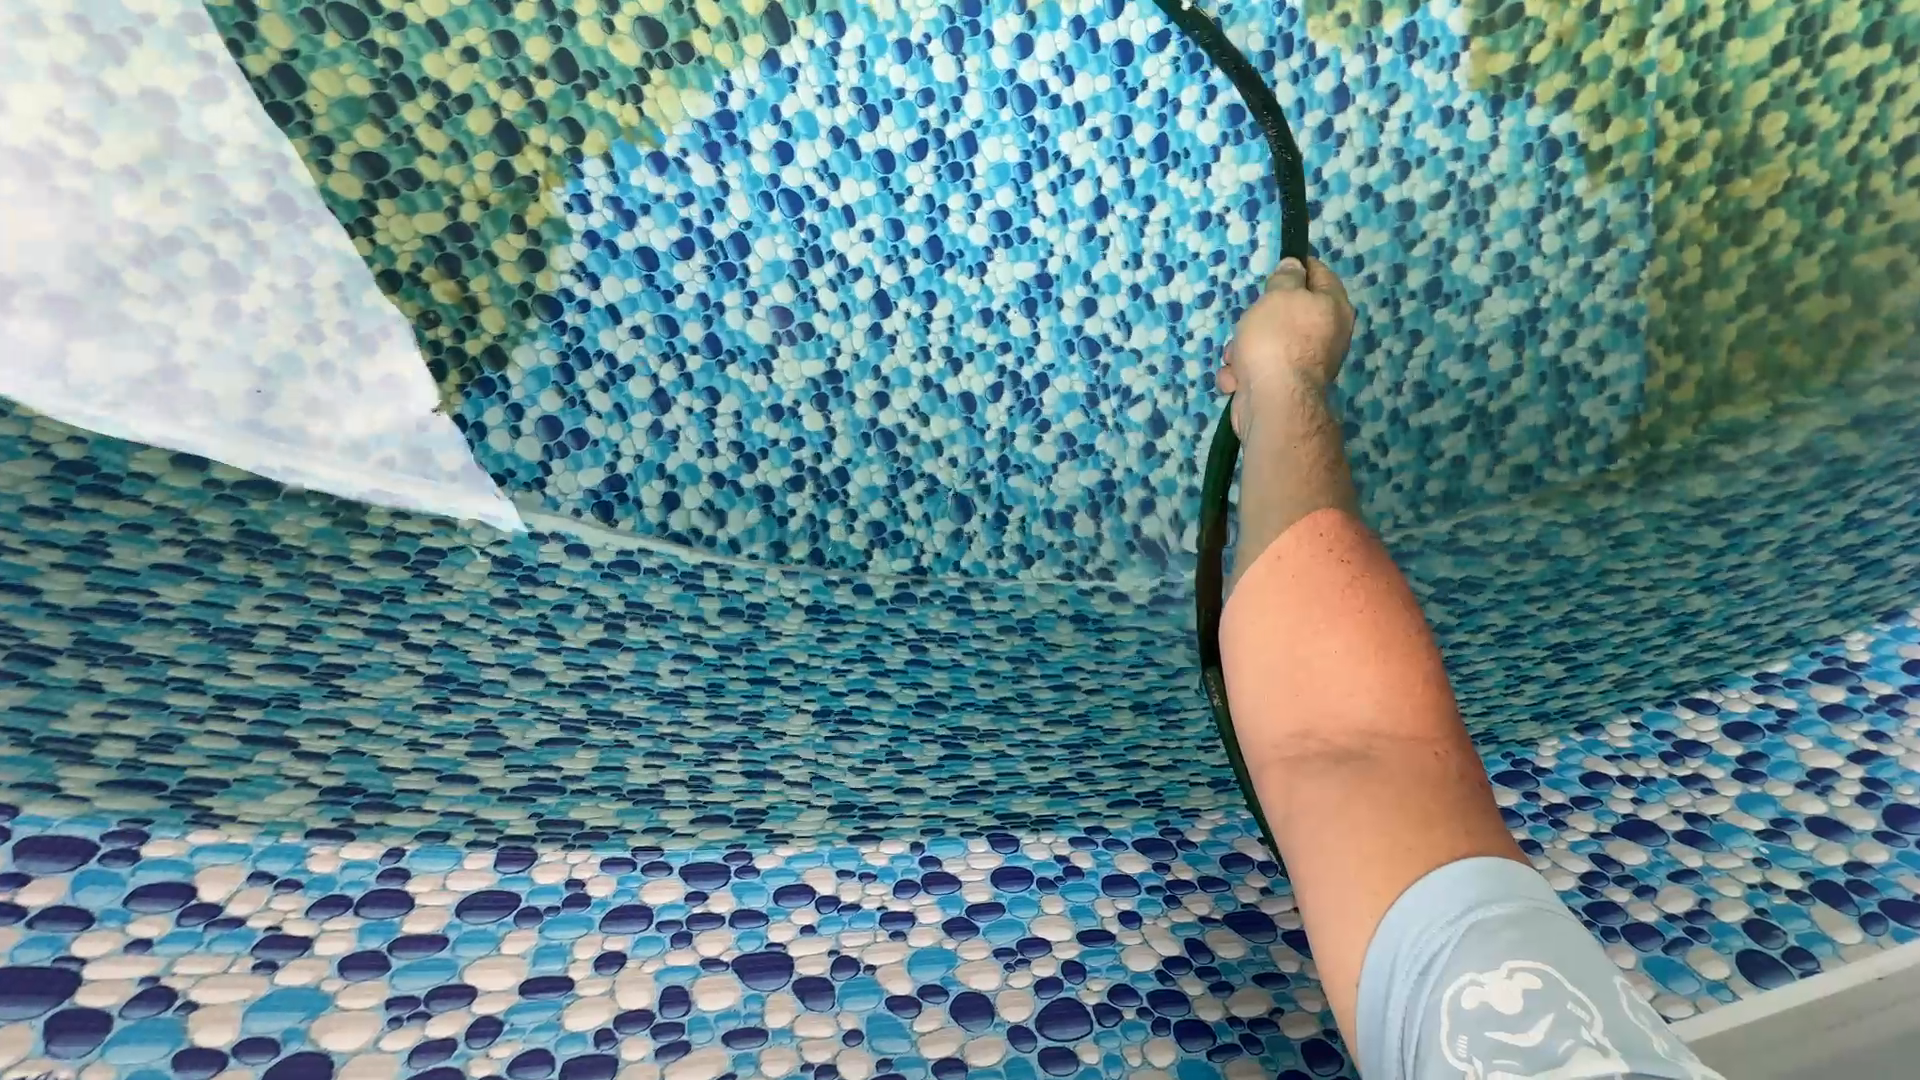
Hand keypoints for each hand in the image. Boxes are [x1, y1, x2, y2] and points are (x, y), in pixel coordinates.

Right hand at [1215, 257, 1353, 436]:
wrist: (1272, 402)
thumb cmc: (1277, 340)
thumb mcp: (1279, 295)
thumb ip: (1286, 277)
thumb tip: (1294, 266)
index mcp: (1333, 308)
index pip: (1319, 274)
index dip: (1296, 267)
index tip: (1275, 270)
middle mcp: (1324, 335)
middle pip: (1286, 313)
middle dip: (1258, 318)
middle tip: (1250, 321)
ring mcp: (1301, 365)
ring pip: (1263, 343)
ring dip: (1241, 350)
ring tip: (1237, 358)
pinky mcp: (1279, 387)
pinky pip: (1255, 370)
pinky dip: (1242, 374)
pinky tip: (1238, 380)